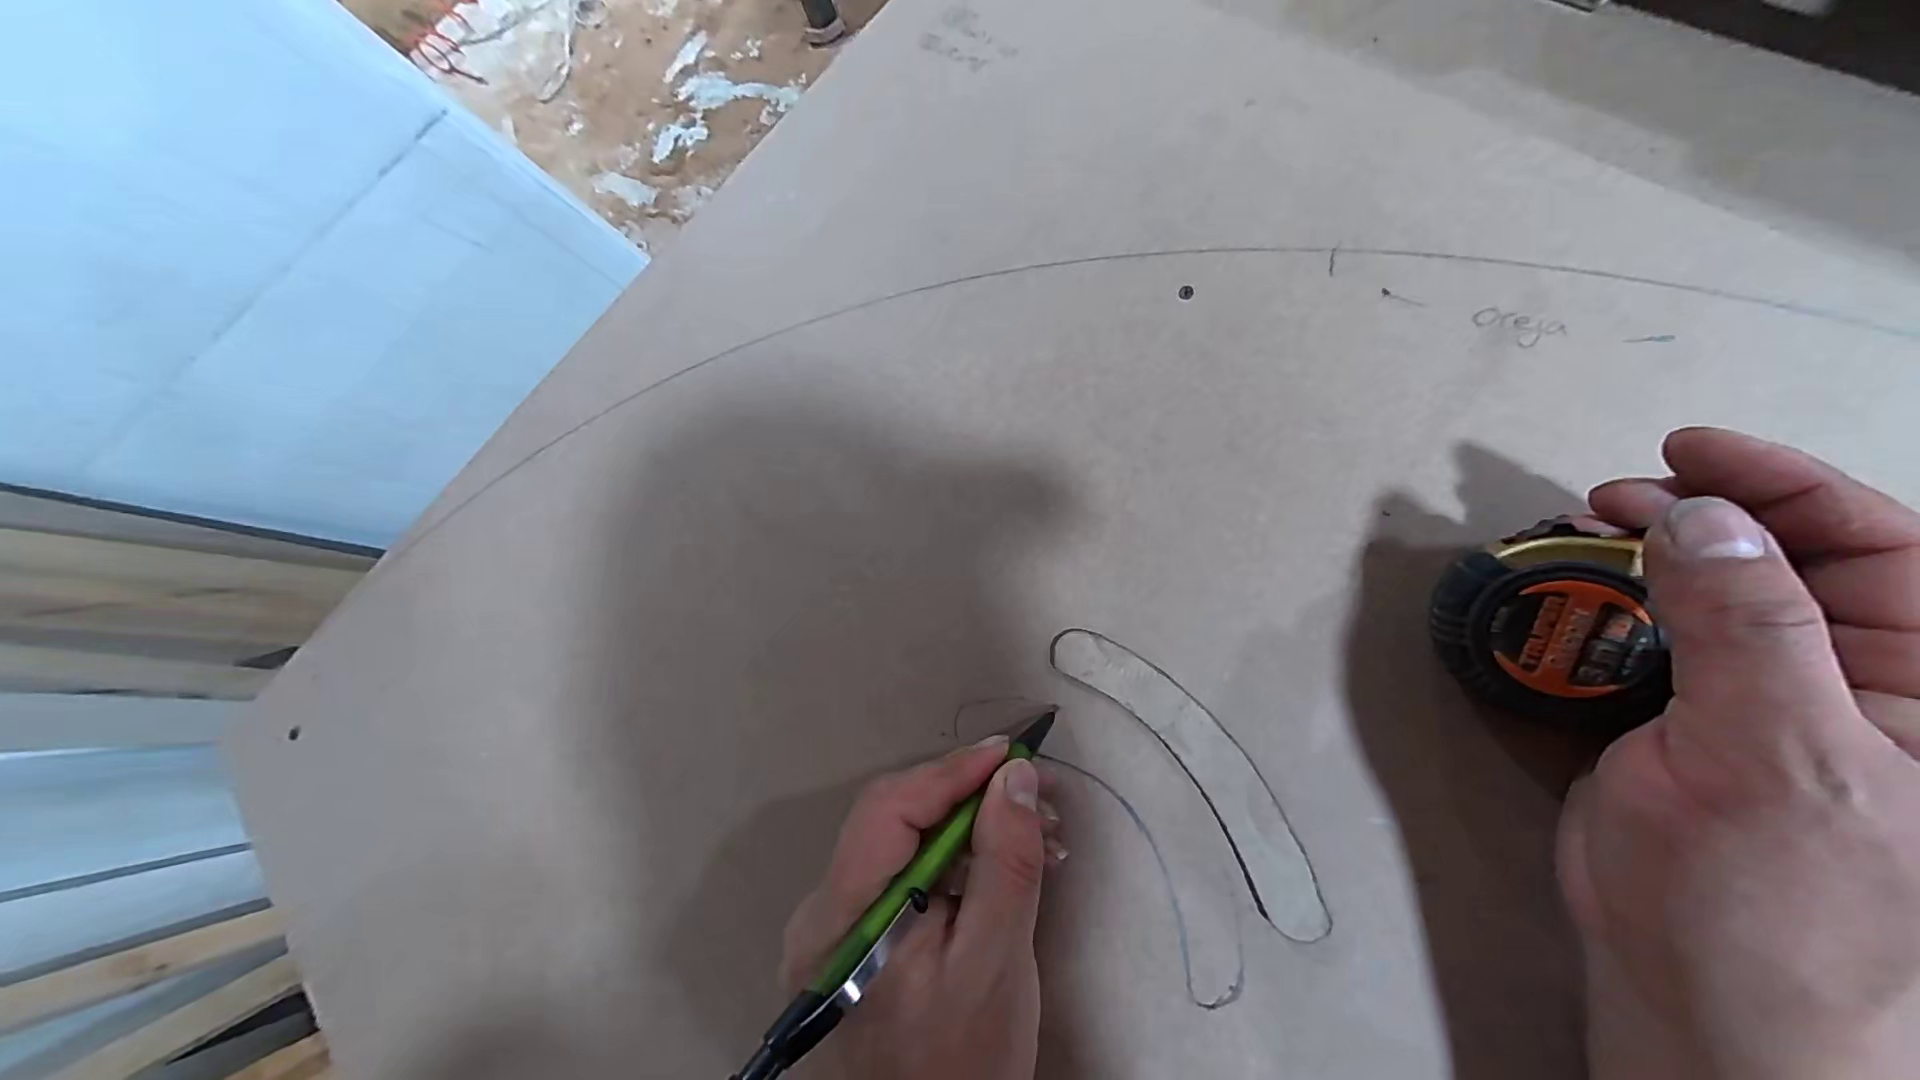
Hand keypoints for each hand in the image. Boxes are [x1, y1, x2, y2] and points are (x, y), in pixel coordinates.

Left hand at [779, 737, 1062, 1079]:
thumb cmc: (965, 1060)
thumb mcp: (996, 962)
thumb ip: (1006, 863)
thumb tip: (1015, 776)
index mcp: (841, 920)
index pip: (888, 810)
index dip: (951, 771)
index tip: (1010, 753)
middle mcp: (825, 908)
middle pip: (896, 814)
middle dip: (971, 791)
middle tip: (1036, 786)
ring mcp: (840, 913)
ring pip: (908, 831)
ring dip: (974, 816)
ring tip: (1039, 824)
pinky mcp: (864, 919)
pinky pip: (911, 858)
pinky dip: (961, 845)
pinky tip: (1007, 850)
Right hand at [1561, 427, 1919, 1079]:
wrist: (1693, 983)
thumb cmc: (1773, 892)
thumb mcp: (1776, 755)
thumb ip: (1747, 630)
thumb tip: (1696, 516)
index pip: (1884, 549)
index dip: (1788, 485)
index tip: (1688, 447)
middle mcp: (1855, 681)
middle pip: (1790, 558)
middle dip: (1706, 510)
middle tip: (1612, 494)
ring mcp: (1760, 700)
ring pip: (1713, 592)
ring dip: (1650, 551)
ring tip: (1585, 528)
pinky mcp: (1681, 718)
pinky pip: (1654, 635)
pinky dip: (1612, 599)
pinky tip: (1574, 587)